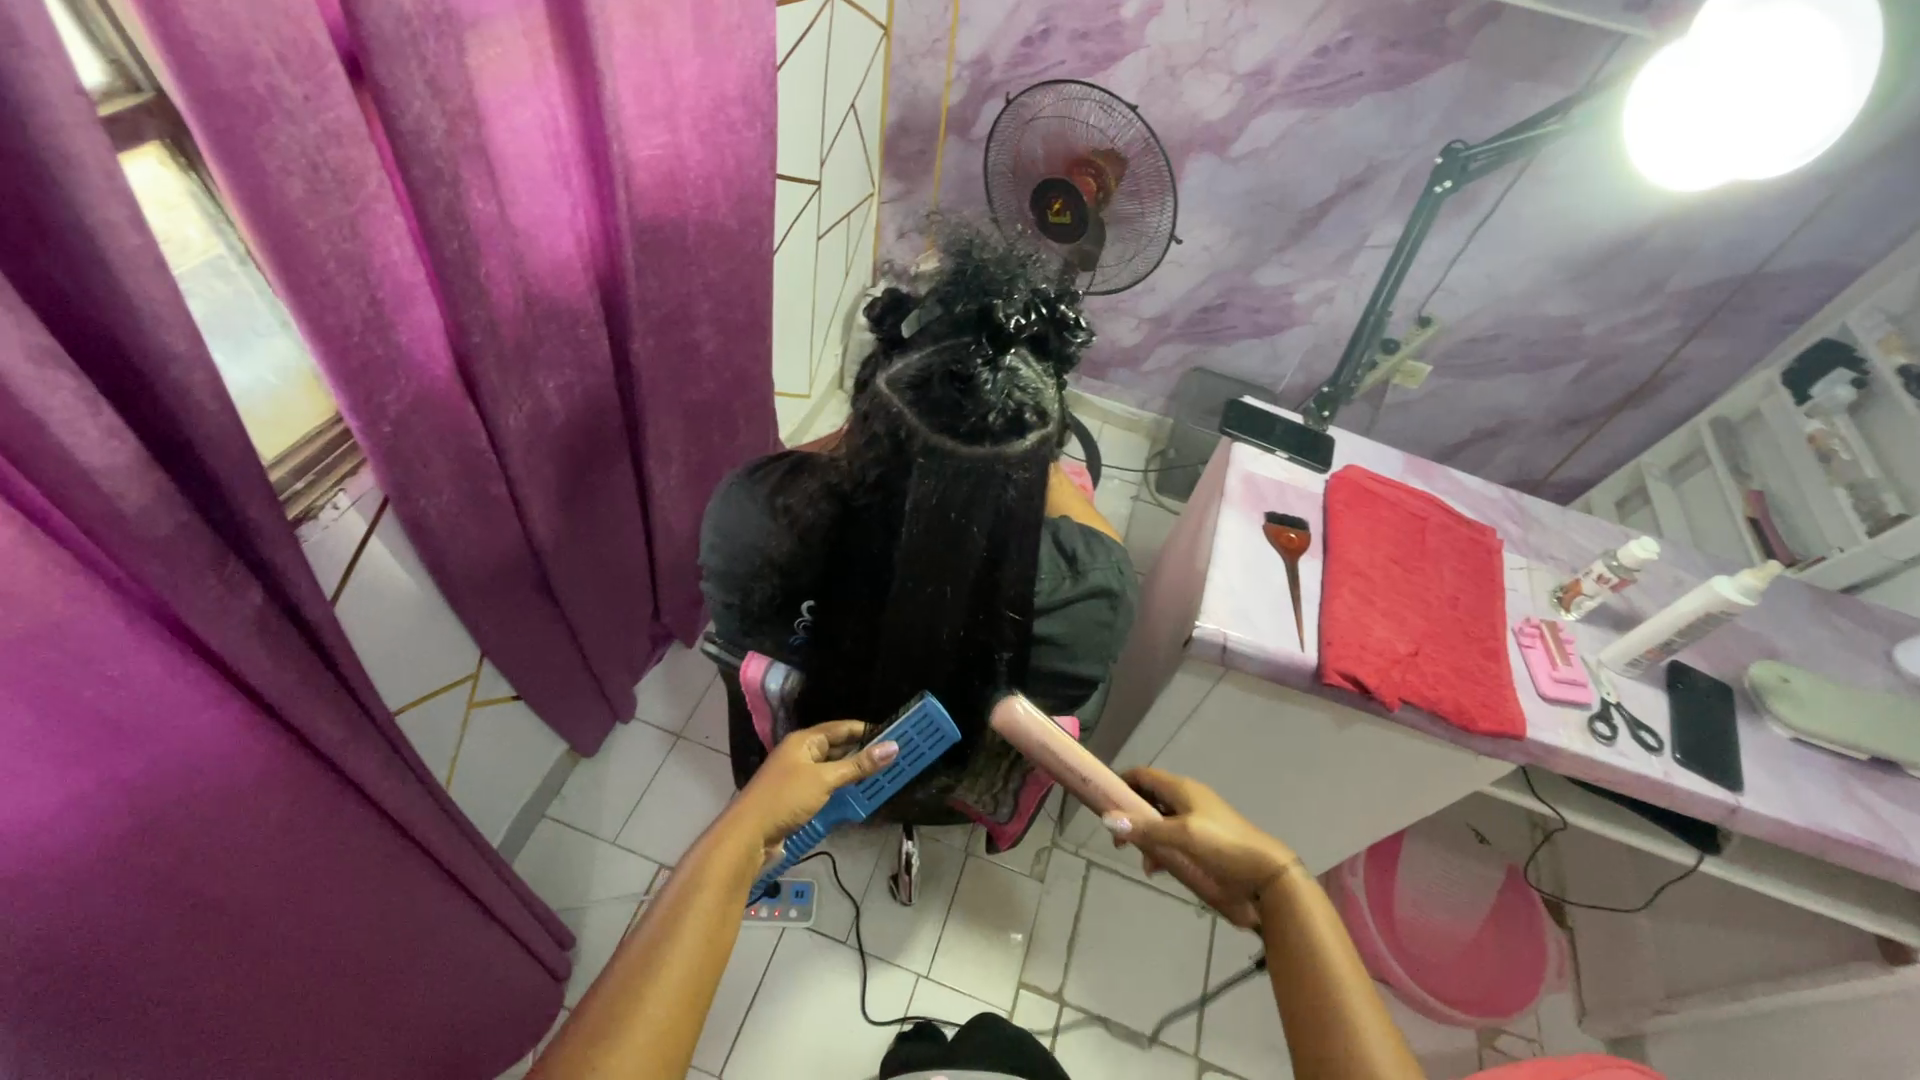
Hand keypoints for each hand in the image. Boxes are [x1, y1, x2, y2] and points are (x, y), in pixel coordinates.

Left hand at [724, 721, 897, 861]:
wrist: (748, 835)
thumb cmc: (785, 798)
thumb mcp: (825, 779)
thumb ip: (858, 766)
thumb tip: (893, 747)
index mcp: (804, 741)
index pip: (841, 728)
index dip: (866, 730)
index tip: (892, 735)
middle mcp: (801, 754)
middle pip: (838, 749)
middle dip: (863, 754)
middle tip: (892, 759)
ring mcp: (798, 777)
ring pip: (833, 770)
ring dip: (853, 776)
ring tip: (882, 778)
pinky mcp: (798, 799)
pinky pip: (826, 789)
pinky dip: (841, 792)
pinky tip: (858, 799)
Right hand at [1104, 767, 1302, 929]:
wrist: (1266, 872)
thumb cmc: (1223, 846)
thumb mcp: (1181, 836)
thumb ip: (1146, 828)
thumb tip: (1106, 817)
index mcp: (1181, 788)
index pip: (1142, 775)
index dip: (1121, 783)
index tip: (1102, 801)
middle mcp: (1187, 798)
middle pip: (1149, 798)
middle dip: (1131, 816)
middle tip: (1119, 839)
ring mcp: (1197, 819)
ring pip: (1160, 821)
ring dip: (1147, 837)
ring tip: (1142, 861)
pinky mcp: (1205, 840)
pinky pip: (1174, 838)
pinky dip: (1162, 849)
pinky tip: (1159, 869)